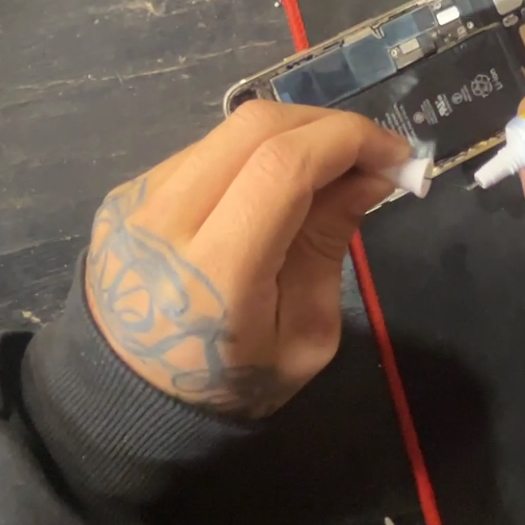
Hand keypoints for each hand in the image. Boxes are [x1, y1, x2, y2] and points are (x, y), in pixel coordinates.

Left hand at [85, 102, 407, 417]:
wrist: (128, 399)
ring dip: (295, 134)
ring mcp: (138, 200)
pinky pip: (207, 150)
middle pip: (255, 127)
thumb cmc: (230, 383)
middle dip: (328, 125)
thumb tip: (371, 173)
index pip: (283, 167)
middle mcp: (165, 222)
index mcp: (215, 275)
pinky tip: (277, 184)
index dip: (349, 141)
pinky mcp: (128, 192)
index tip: (396, 155)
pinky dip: (256, 152)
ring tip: (331, 167)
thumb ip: (332, 245)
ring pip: (230, 130)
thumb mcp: (305, 335)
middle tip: (371, 152)